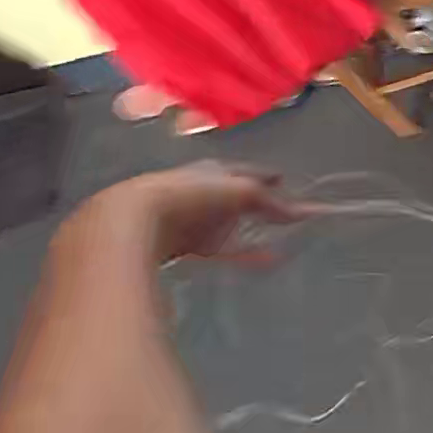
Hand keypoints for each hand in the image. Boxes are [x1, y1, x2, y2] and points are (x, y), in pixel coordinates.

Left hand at [87, 162, 309, 263]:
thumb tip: (304, 211)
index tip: (284, 180)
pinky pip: (214, 249)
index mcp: (213, 170)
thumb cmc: (191, 197)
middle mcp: (198, 188)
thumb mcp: (240, 192)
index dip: (267, 177)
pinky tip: (255, 262)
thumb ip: (271, 202)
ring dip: (243, 232)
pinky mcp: (173, 245)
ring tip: (269, 245)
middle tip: (276, 213)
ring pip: (221, 224)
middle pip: (232, 197)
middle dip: (253, 205)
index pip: (247, 171)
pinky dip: (237, 254)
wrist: (128, 223)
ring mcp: (183, 217)